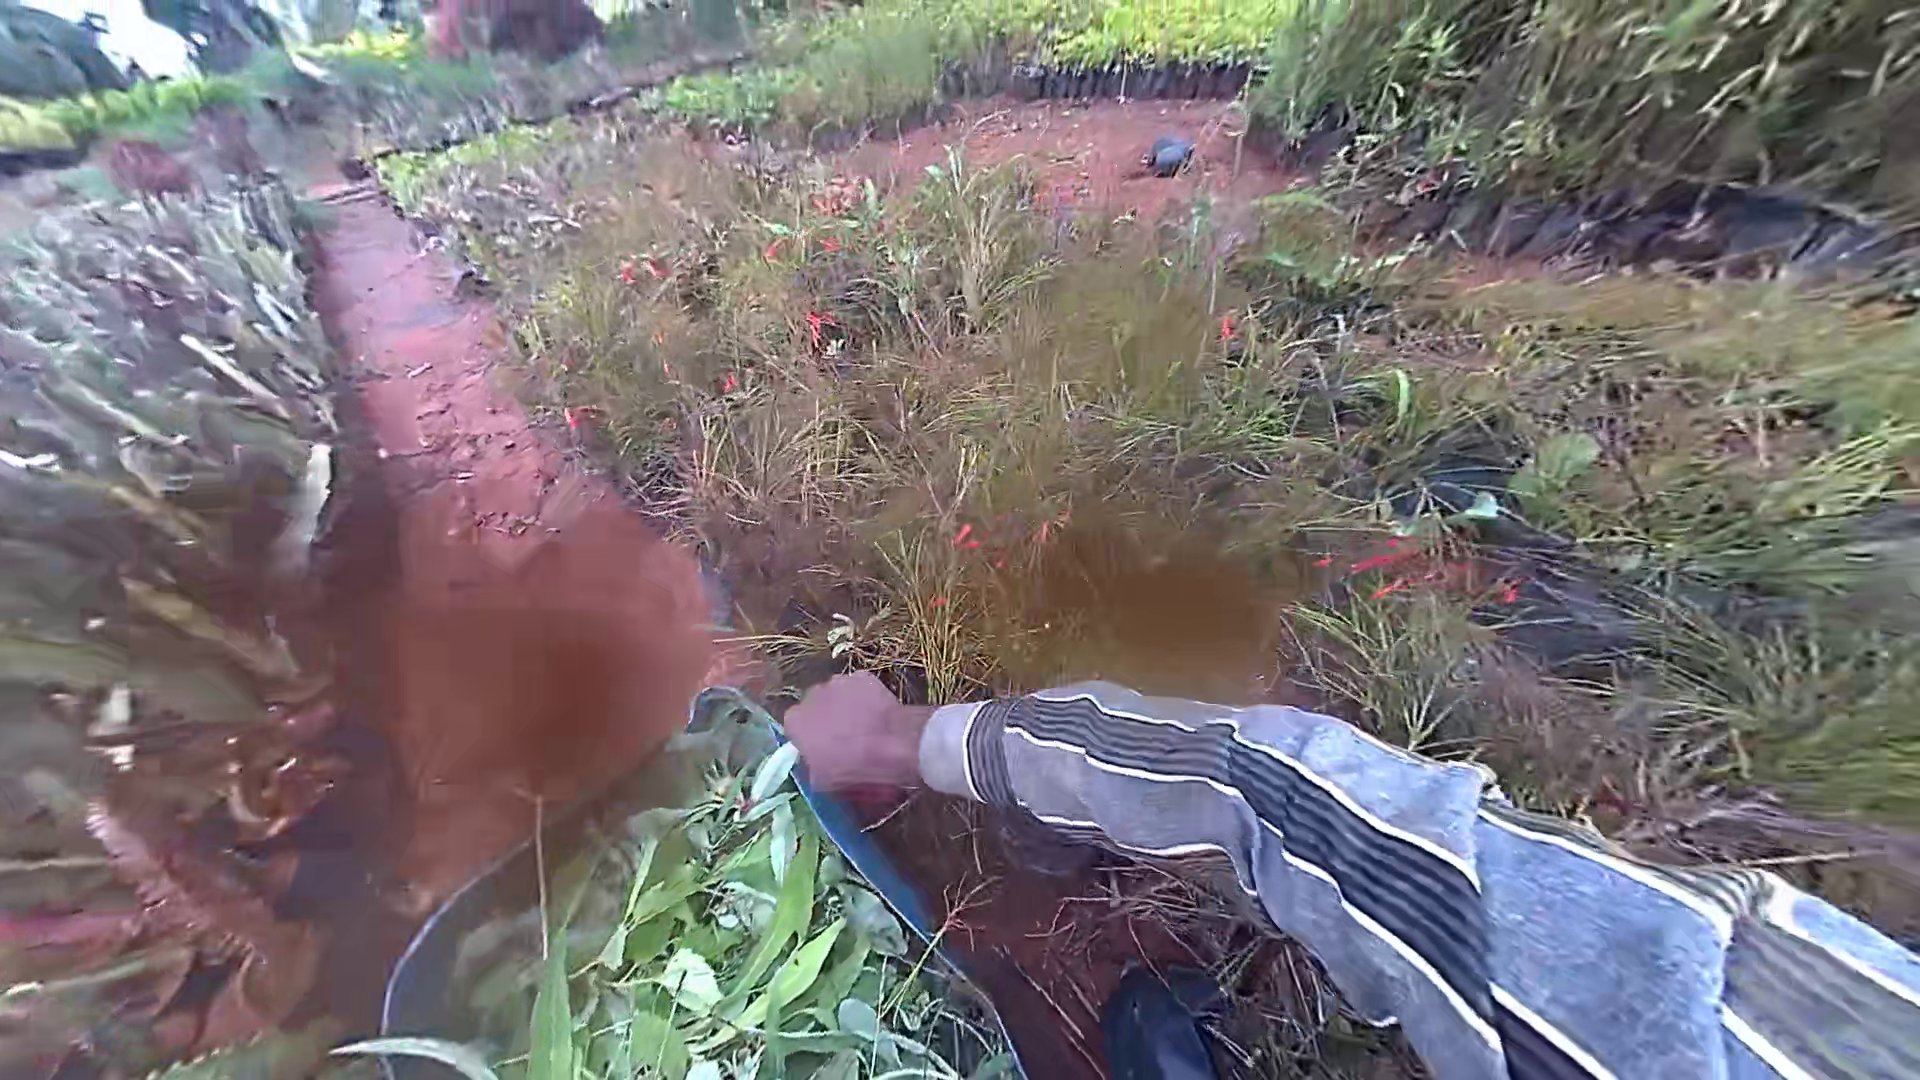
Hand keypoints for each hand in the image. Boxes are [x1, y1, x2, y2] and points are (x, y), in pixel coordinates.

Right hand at [785, 672, 933, 790]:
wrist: (894, 744)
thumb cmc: (853, 769)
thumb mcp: (821, 783)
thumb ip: (810, 766)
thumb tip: (813, 760)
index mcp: (796, 720)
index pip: (794, 725)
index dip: (807, 736)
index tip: (820, 748)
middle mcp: (812, 695)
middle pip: (814, 705)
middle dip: (824, 717)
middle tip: (842, 736)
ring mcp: (839, 681)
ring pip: (836, 693)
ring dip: (843, 705)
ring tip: (863, 723)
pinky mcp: (863, 676)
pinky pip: (858, 686)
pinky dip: (864, 696)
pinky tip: (875, 711)